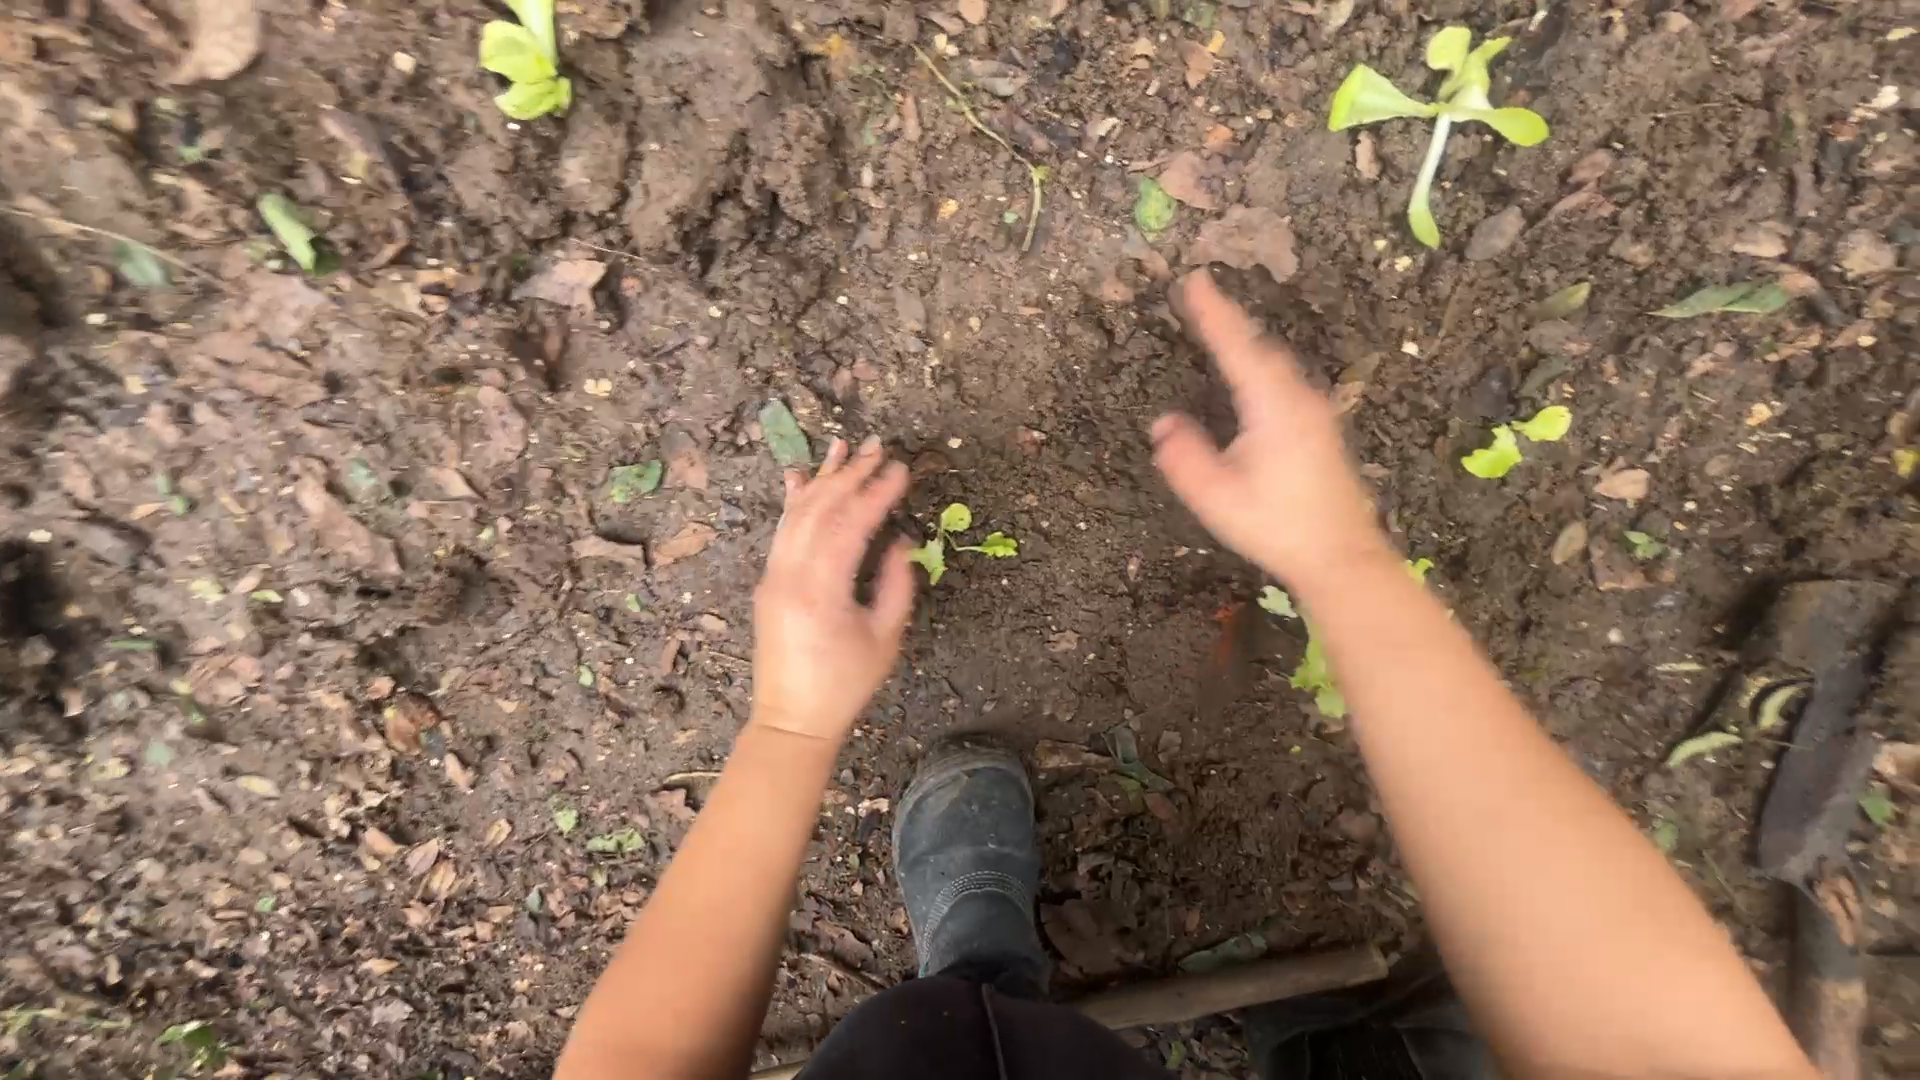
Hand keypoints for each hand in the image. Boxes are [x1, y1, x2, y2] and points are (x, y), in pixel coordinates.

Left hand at [752, 436, 915, 743]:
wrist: (792, 718)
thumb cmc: (845, 684)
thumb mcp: (884, 638)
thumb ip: (896, 585)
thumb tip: (901, 543)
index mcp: (821, 591)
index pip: (850, 525)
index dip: (877, 493)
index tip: (901, 469)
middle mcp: (789, 575)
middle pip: (819, 509)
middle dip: (851, 474)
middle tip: (879, 446)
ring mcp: (773, 576)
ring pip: (796, 514)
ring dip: (823, 478)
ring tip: (845, 447)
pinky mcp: (768, 582)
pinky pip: (781, 531)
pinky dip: (793, 501)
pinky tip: (800, 476)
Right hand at [1151, 271, 1390, 585]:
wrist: (1339, 554)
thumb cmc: (1275, 525)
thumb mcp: (1216, 496)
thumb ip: (1185, 457)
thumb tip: (1162, 423)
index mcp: (1272, 407)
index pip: (1237, 348)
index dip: (1213, 313)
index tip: (1194, 279)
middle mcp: (1298, 399)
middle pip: (1260, 349)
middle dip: (1229, 322)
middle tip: (1200, 300)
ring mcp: (1315, 412)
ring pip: (1275, 364)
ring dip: (1246, 344)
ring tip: (1219, 329)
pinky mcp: (1320, 428)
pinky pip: (1284, 380)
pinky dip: (1260, 366)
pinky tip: (1252, 377)